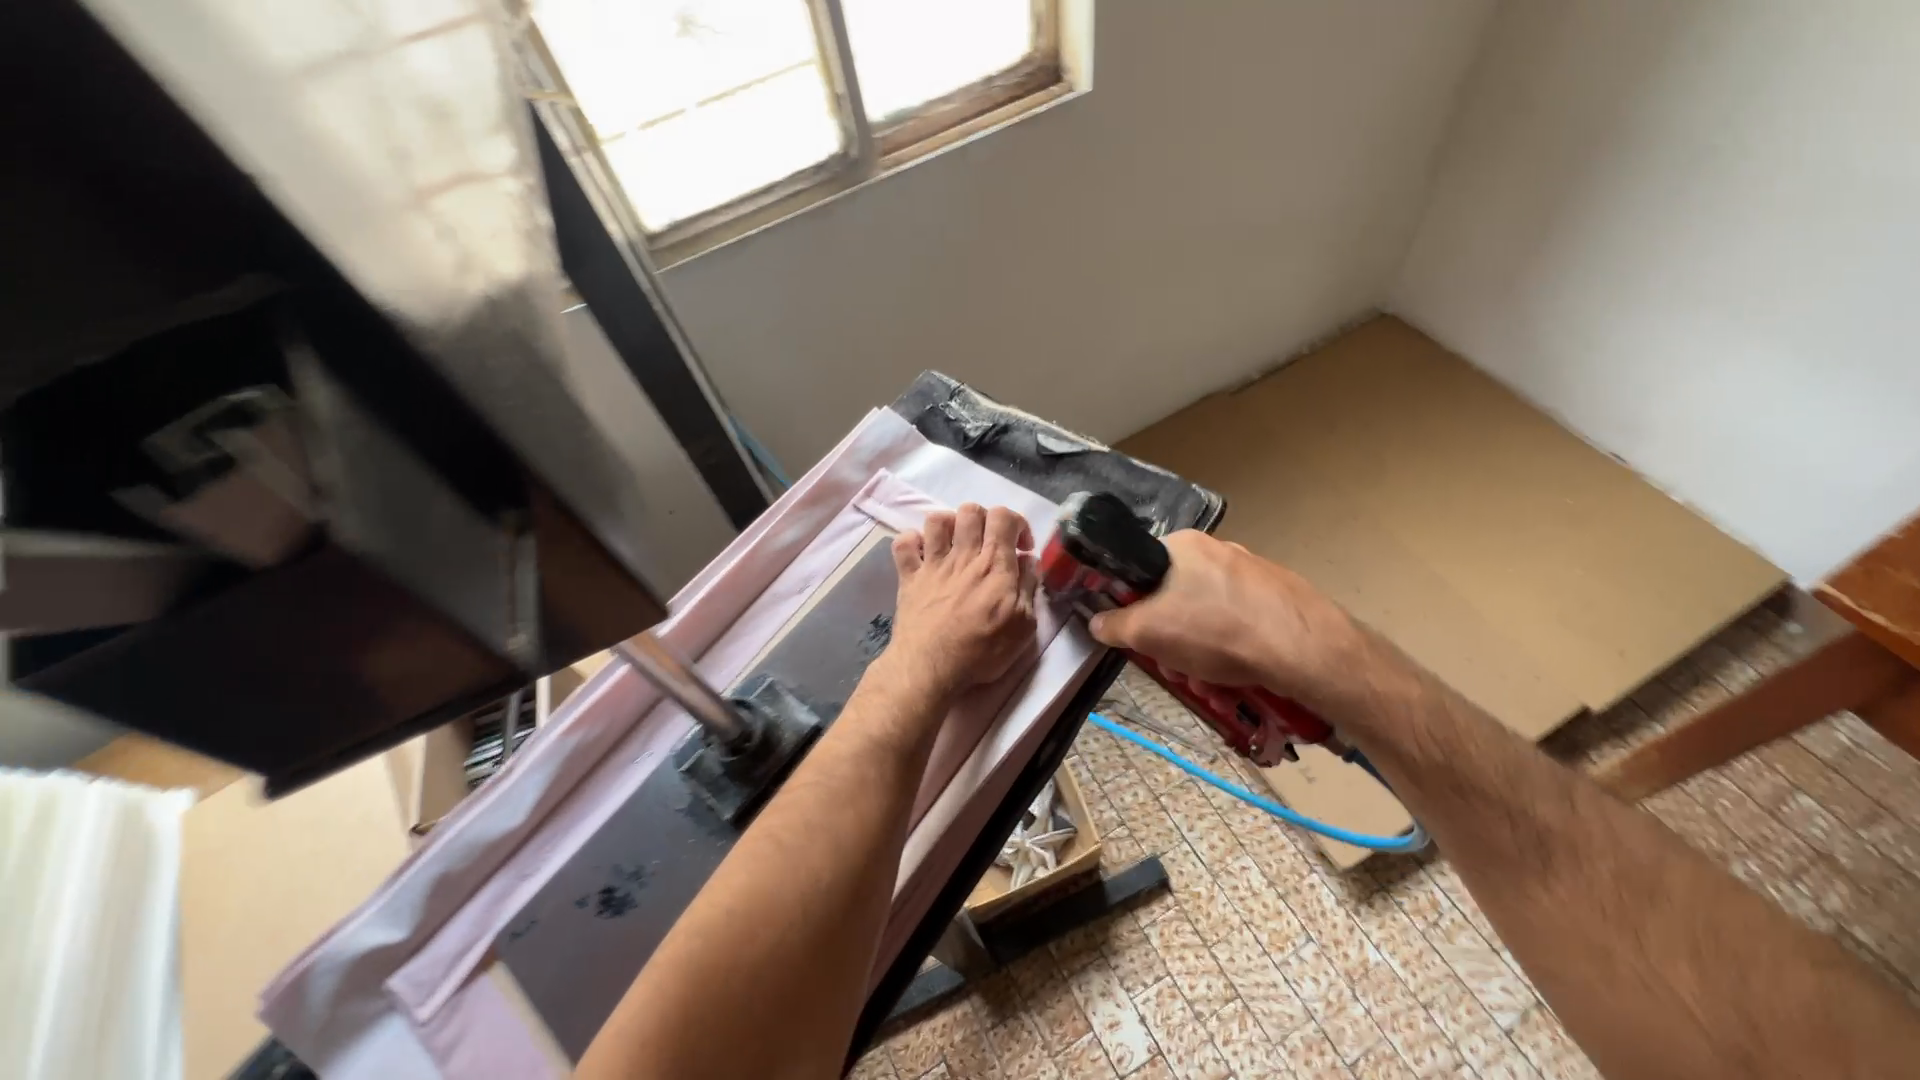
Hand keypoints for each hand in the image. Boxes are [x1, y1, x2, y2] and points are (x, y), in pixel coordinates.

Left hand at [885, 503, 1039, 699]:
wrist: (931, 667)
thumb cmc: (982, 650)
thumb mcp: (1023, 626)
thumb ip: (1028, 587)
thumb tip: (1028, 561)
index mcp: (994, 564)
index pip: (1005, 517)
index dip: (1017, 523)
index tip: (1021, 548)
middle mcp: (962, 555)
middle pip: (971, 510)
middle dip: (985, 520)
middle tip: (989, 544)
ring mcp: (932, 563)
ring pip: (936, 519)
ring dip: (949, 525)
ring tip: (956, 545)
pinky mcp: (908, 577)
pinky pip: (903, 543)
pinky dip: (912, 542)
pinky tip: (923, 555)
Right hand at [1086, 530, 1362, 704]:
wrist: (1304, 649)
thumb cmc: (1216, 630)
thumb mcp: (1147, 632)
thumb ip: (1114, 625)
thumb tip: (1098, 621)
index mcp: (1183, 545)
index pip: (1141, 571)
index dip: (1132, 607)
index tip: (1137, 637)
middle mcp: (1219, 550)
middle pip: (1175, 600)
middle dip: (1171, 642)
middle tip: (1175, 670)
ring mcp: (1253, 573)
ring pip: (1208, 618)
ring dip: (1199, 655)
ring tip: (1208, 684)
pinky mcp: (1280, 598)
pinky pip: (1240, 625)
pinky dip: (1231, 652)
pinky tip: (1235, 679)